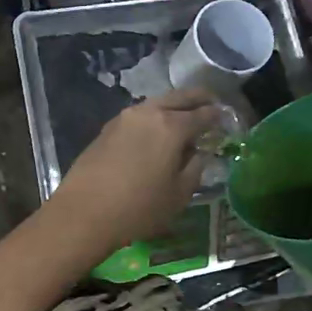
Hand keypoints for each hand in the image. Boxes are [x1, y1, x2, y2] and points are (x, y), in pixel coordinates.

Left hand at [48, 89, 225, 248]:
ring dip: (172, 107)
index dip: (218, 115)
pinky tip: (155, 132)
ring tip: (183, 120)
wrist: (84, 212)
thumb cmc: (139, 207)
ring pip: (156, 104)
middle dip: (198, 99)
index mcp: (171, 126)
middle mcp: (148, 113)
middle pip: (179, 98)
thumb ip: (194, 167)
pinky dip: (152, 118)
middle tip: (211, 104)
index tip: (227, 118)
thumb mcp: (179, 194)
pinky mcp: (106, 129)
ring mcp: (123, 118)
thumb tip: (196, 152)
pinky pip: (138, 116)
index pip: (203, 113)